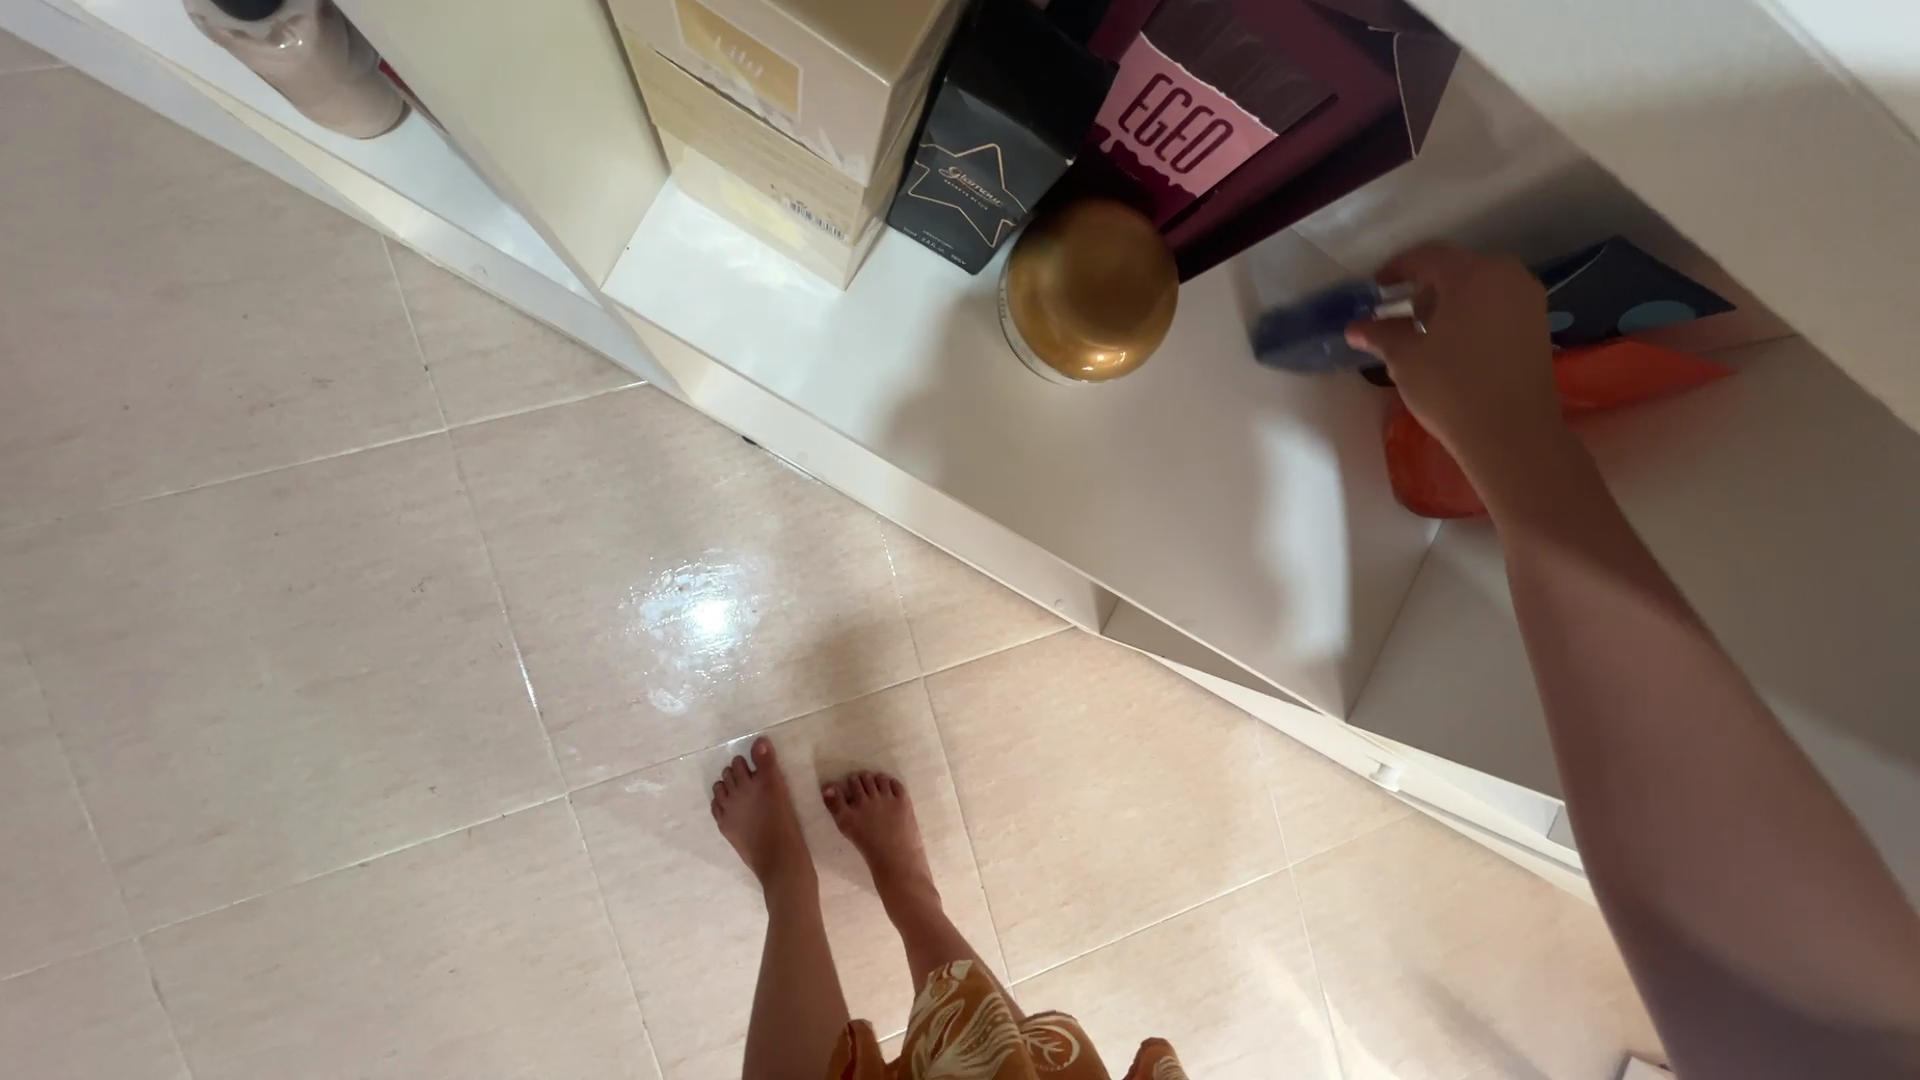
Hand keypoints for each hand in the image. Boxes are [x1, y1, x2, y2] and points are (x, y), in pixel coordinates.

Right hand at [1346, 244, 1568, 472]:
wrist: (1510, 432)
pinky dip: (1469, 315)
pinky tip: (1452, 345)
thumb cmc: (1451, 387)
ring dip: (1447, 302)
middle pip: (1455, 269)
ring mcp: (1527, 299)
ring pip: (1478, 287)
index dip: (1395, 269)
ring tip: (1424, 334)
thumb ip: (1381, 334)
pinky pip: (1495, 305)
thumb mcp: (1405, 358)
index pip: (1427, 257)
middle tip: (1398, 316)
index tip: (1375, 288)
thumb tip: (1357, 327)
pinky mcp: (1536, 324)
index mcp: (1472, 275)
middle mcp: (1506, 276)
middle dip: (1423, 288)